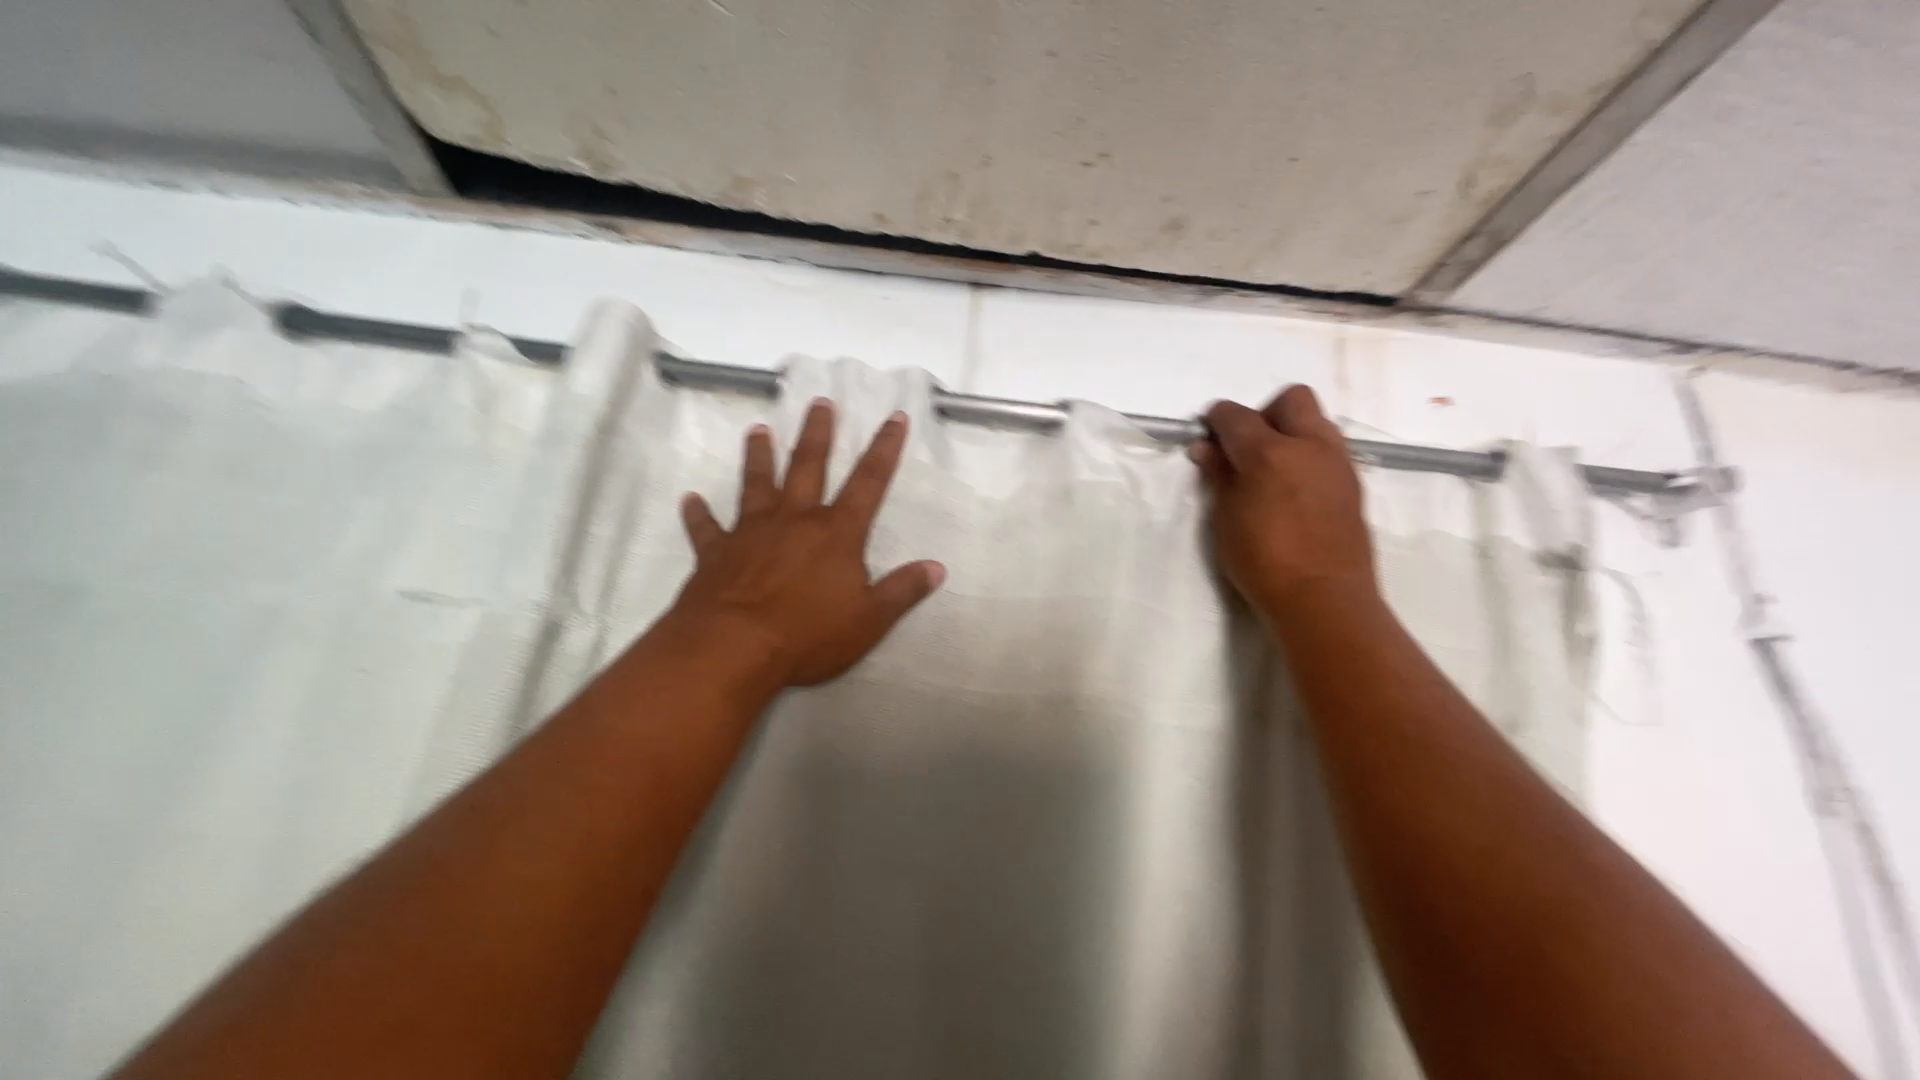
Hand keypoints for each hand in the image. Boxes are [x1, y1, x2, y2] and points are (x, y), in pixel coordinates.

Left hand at [669, 398, 945, 687]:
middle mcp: (794, 521)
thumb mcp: (870, 620)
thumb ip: (902, 591)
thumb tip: (936, 567)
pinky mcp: (715, 552)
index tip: (894, 417)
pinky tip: (690, 499)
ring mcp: (751, 532)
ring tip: (757, 429)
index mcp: (836, 533)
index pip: (868, 483)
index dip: (884, 449)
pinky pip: (706, 528)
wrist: (734, 648)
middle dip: (817, 433)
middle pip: (808, 467)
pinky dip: (698, 513)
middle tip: (819, 402)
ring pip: (756, 484)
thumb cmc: (808, 635)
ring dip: (758, 456)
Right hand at [1190, 385, 1378, 622]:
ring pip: (1317, 422)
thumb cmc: (1263, 562)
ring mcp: (1338, 463)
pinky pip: (1330, 450)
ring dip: (1292, 432)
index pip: (1236, 415)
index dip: (1216, 421)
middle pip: (1291, 399)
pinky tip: (1295, 490)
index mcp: (1269, 452)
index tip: (1207, 438)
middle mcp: (1309, 446)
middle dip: (1265, 413)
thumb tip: (1206, 447)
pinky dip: (1309, 456)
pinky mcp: (1354, 484)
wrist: (1324, 599)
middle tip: (1248, 448)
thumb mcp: (1226, 519)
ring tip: (1273, 470)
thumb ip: (1219, 476)